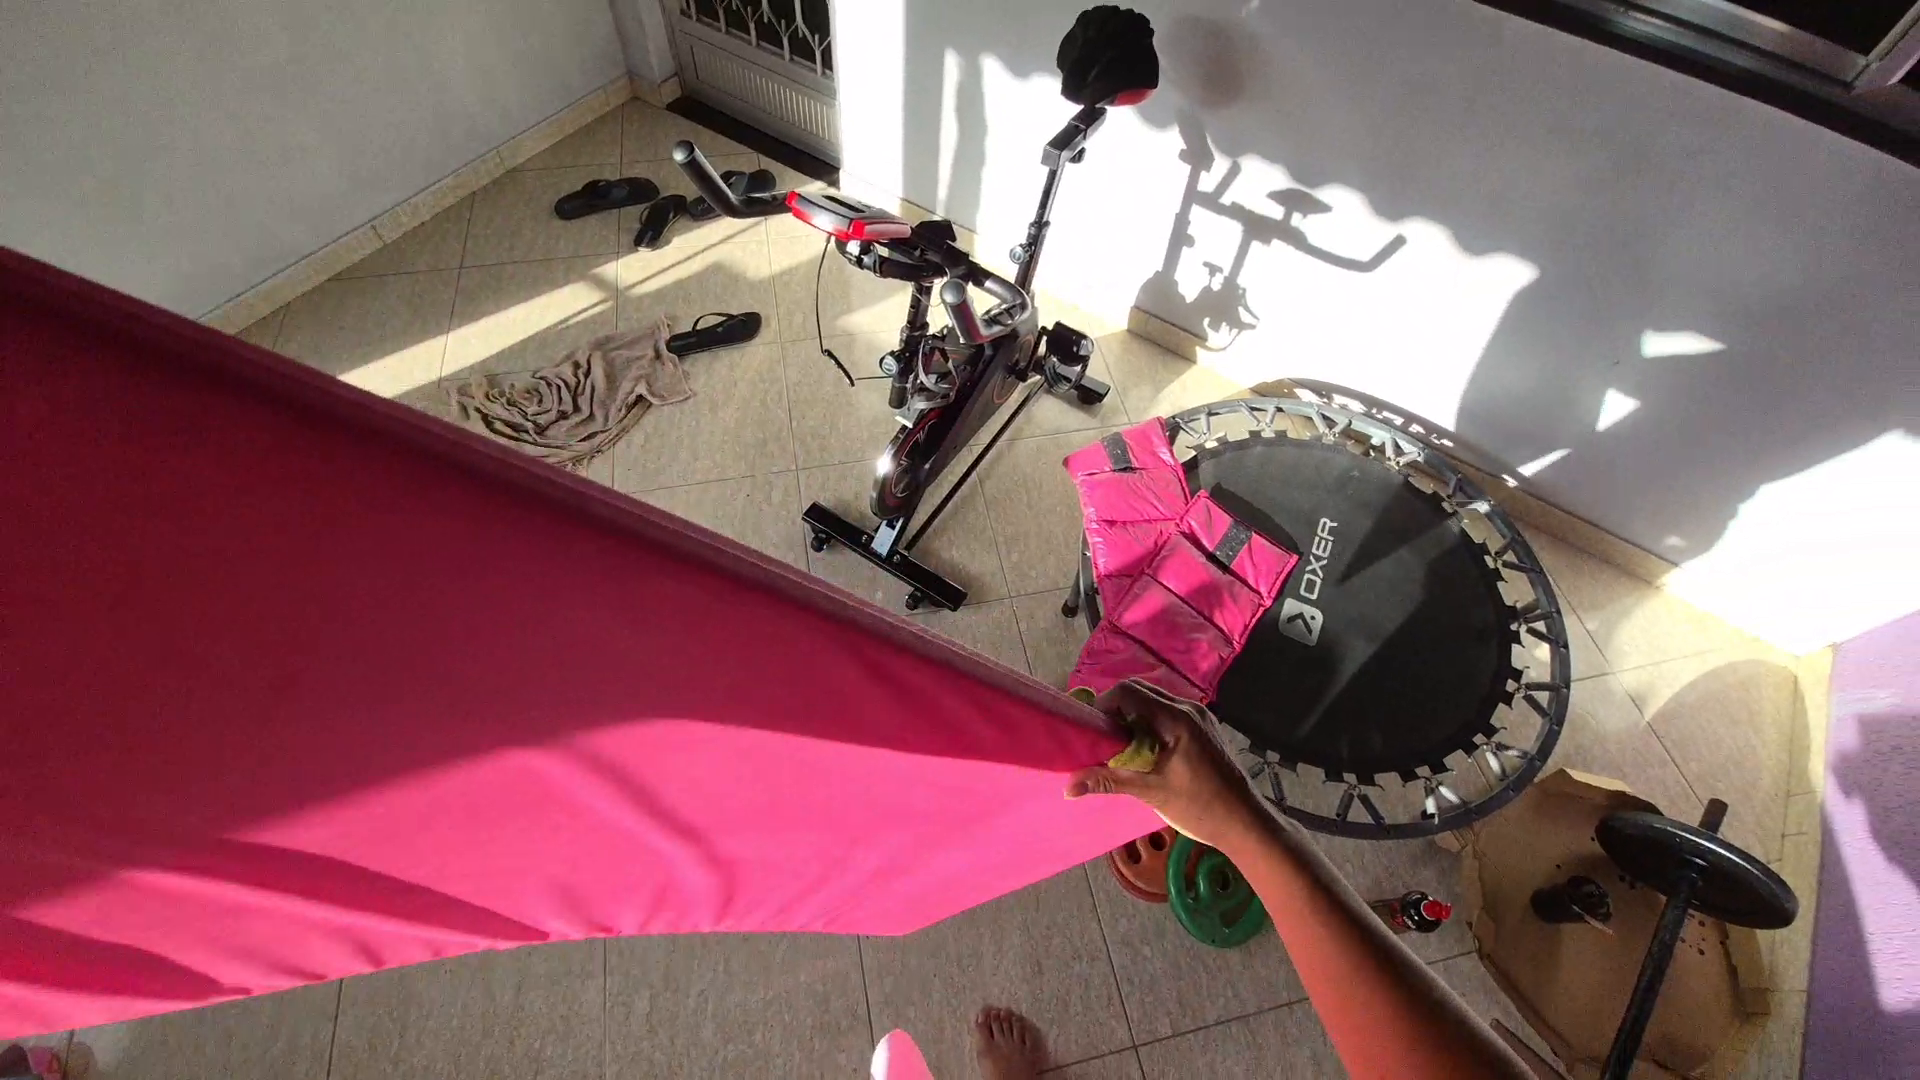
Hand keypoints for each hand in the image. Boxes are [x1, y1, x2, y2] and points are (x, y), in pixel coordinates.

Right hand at [1064, 679, 1270, 849]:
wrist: (1248, 825)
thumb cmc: (1201, 808)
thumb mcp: (1151, 793)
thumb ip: (1108, 781)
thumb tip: (1068, 787)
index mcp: (1176, 718)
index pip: (1128, 691)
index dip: (1104, 704)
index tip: (1093, 730)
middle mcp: (1188, 708)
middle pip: (1140, 690)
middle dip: (1116, 709)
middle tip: (1103, 737)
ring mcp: (1199, 716)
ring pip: (1154, 700)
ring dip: (1132, 715)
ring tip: (1120, 745)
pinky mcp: (1204, 728)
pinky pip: (1168, 711)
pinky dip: (1149, 722)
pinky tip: (1144, 749)